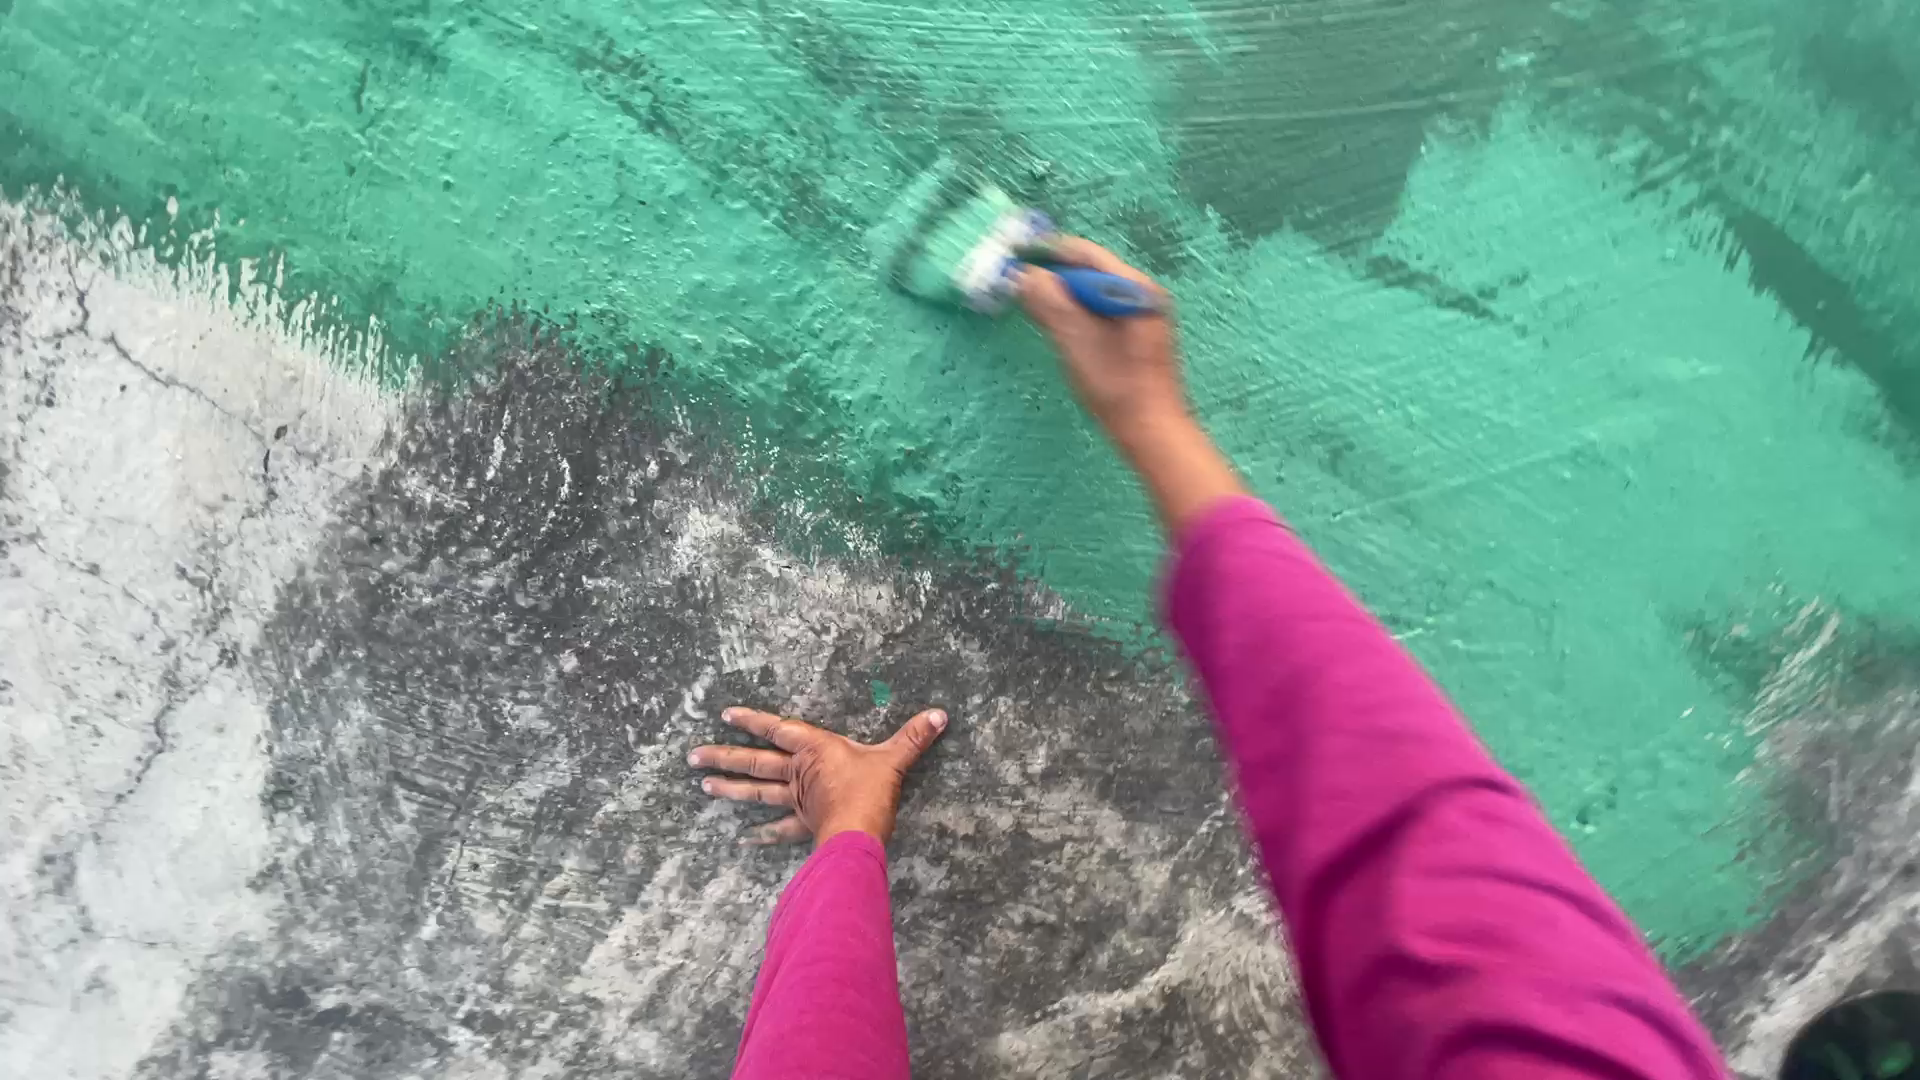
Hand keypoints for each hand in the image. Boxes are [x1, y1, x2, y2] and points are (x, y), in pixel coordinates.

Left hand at [689, 706, 947, 847]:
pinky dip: (760, 833)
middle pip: (755, 762)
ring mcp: (797, 800)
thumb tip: (941, 715)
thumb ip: (914, 736)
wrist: (860, 832)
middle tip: (692, 756)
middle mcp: (800, 772)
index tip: (725, 715)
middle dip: (724, 756)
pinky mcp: (803, 825)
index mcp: (815, 749)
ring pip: (757, 791)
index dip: (752, 721)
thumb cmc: (871, 790)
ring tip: (703, 785)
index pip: (778, 730)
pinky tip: (741, 837)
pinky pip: (778, 828)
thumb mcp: (894, 758)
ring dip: (730, 788)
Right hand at [1016, 236, 1186, 450]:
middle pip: (1090, 272)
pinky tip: (1058, 327)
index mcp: (1134, 289)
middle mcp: (1143, 294)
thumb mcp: (1078, 343)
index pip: (1085, 256)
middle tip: (1018, 283)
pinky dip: (1076, 314)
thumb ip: (1051, 304)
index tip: (1015, 258)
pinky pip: (1100, 312)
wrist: (1152, 433)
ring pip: (1093, 294)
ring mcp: (1142, 315)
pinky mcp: (1136, 336)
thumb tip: (1022, 276)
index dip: (1048, 254)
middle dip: (1053, 275)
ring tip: (1031, 303)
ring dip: (1062, 296)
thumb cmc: (1117, 388)